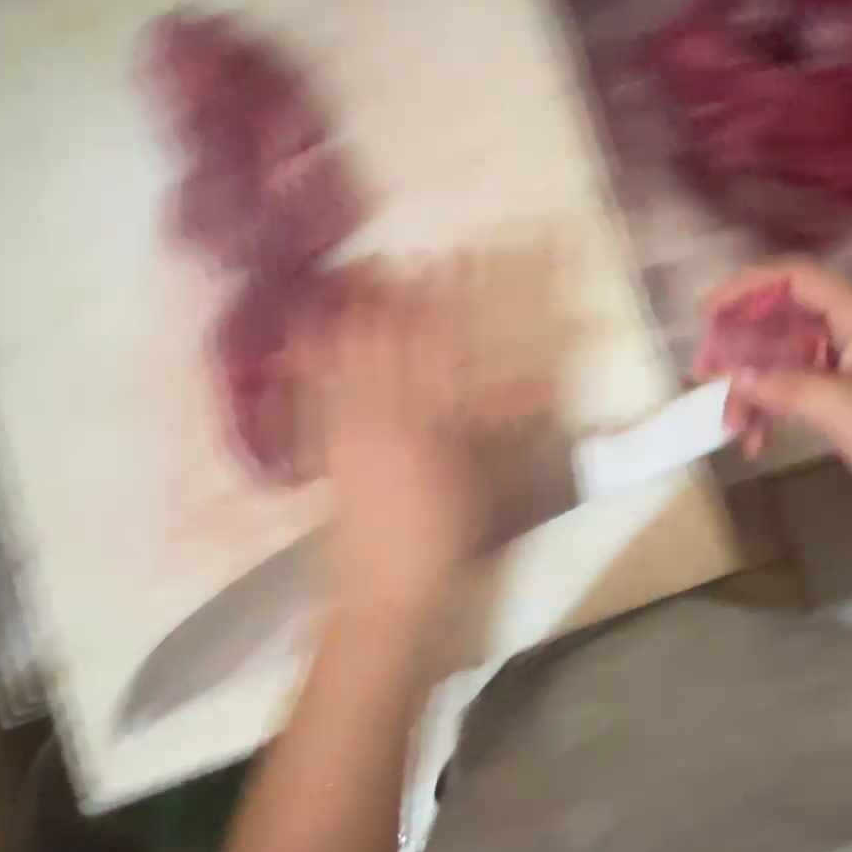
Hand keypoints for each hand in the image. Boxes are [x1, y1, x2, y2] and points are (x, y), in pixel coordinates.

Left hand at [309, 262, 546, 617]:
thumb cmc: (442, 542)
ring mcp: (344, 425)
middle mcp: (379, 412)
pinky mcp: (325, 442)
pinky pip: (316, 385)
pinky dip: (315, 349)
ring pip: (349, 352)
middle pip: (392, 336)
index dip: (454, 297)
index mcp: (426, 421)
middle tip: (418, 257)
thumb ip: (497, 423)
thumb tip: (539, 380)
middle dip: (406, 291)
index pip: (444, 343)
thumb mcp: (480, 483)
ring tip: (369, 274)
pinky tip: (313, 323)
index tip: (463, 259)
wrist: (380, 594)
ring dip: (361, 309)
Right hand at [708, 261, 851, 516]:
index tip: (706, 313)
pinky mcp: (846, 395)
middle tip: (704, 376)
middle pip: (781, 321)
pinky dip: (774, 411)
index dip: (747, 288)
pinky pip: (797, 391)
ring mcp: (847, 365)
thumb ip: (787, 389)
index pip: (795, 280)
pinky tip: (757, 443)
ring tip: (730, 427)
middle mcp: (849, 333)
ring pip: (784, 362)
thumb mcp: (845, 411)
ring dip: (753, 390)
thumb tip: (736, 377)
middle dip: (739, 348)